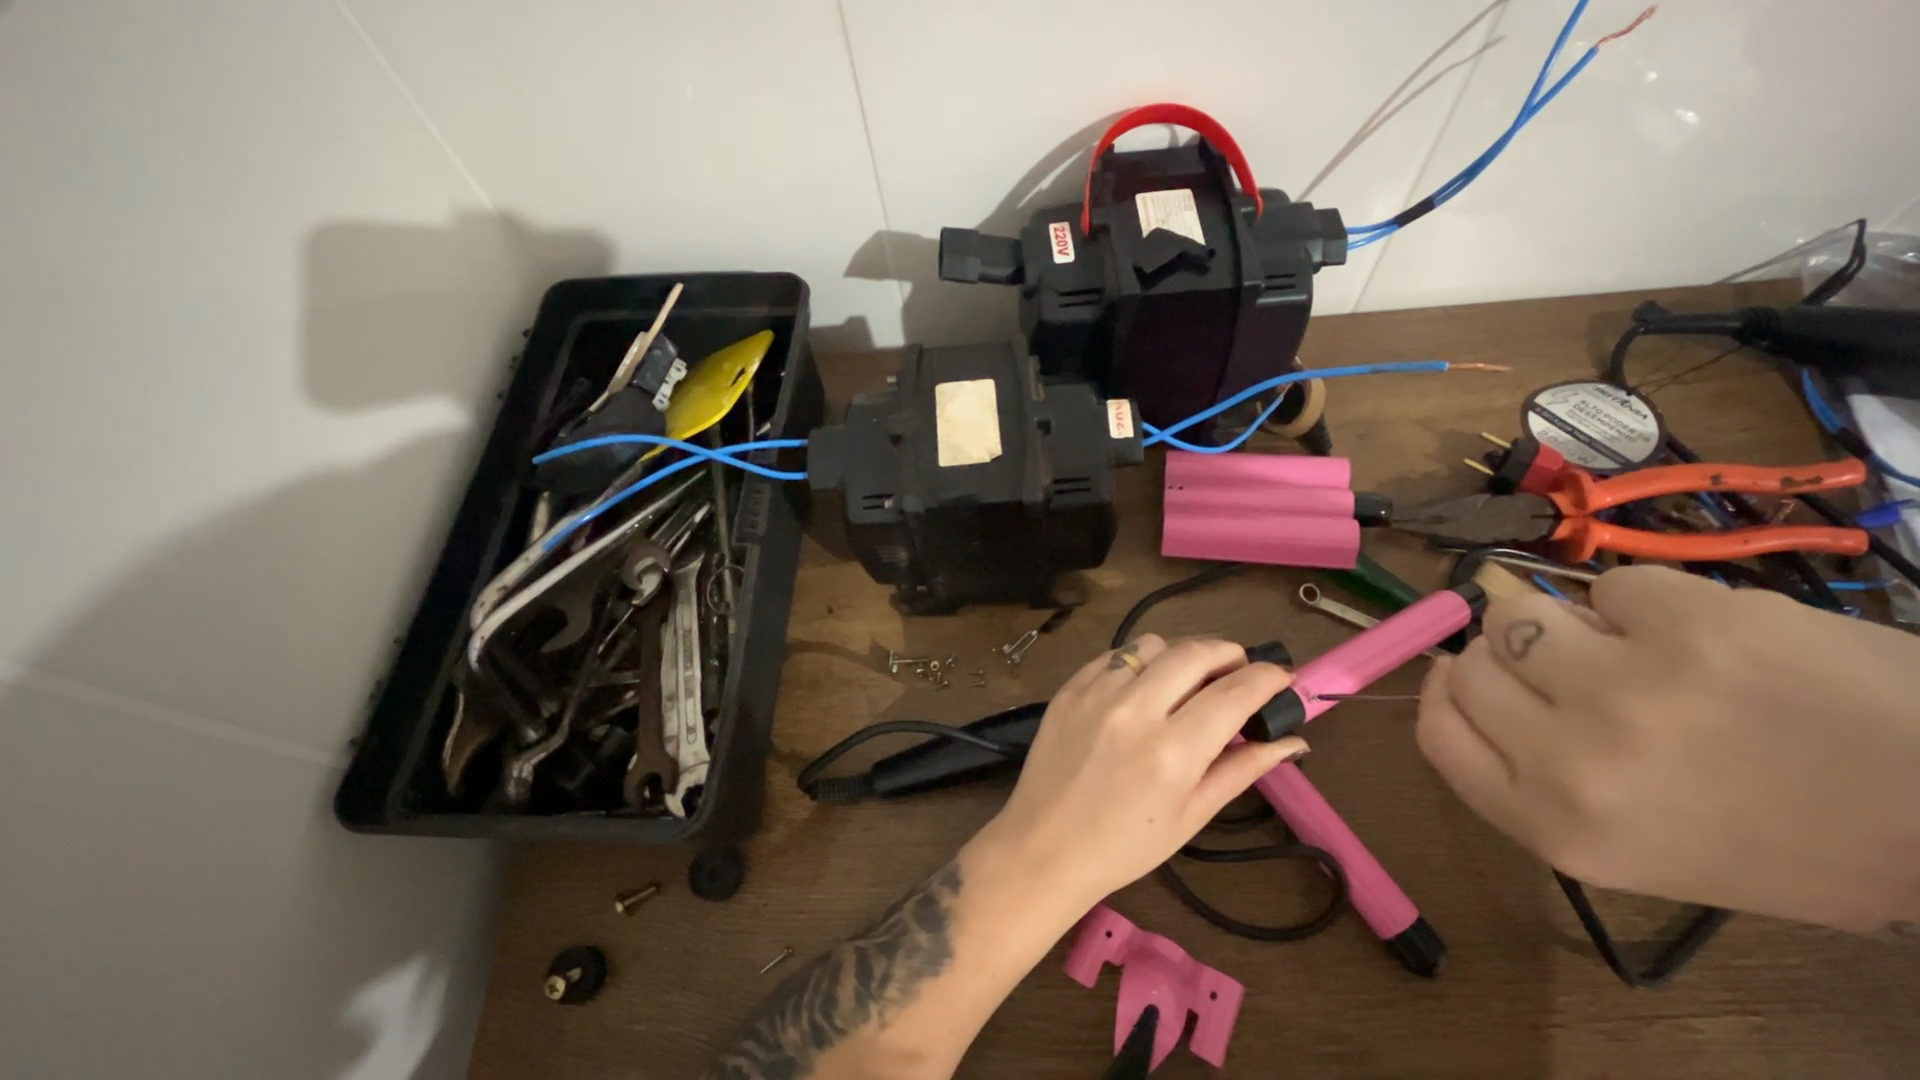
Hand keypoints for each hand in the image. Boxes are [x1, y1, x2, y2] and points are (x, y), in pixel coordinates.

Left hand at [972, 634, 1307, 912]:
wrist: (1044, 849)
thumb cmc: (1125, 845)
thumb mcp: (1193, 815)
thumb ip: (1242, 769)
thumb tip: (1293, 740)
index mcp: (1173, 751)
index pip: (1236, 692)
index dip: (1267, 677)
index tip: (1281, 678)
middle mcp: (1135, 711)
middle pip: (1195, 651)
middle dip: (1229, 653)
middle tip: (1238, 672)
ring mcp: (1096, 694)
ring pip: (1152, 644)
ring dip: (1180, 654)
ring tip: (1187, 680)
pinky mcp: (1069, 690)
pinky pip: (1113, 655)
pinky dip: (1138, 662)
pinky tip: (1143, 688)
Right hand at [1417, 565, 1919, 932]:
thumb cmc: (1789, 845)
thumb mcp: (1633, 846)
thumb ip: (1536, 776)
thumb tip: (1472, 676)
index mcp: (1557, 826)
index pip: (1438, 734)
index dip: (1443, 694)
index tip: (1462, 675)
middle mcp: (1572, 760)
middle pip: (1470, 668)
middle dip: (1511, 660)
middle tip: (1569, 667)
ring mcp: (1627, 685)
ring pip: (1519, 614)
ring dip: (1564, 622)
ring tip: (1631, 644)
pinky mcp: (1692, 623)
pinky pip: (1616, 583)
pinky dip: (1649, 601)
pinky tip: (1706, 634)